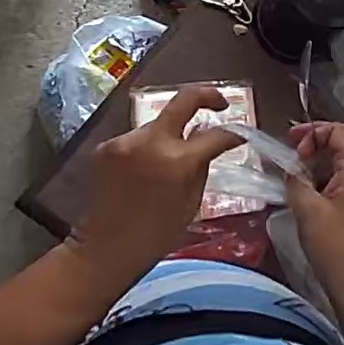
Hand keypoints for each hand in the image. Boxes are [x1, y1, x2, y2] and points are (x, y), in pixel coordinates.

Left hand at [73, 86, 241, 279]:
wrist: (105, 249)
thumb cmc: (155, 236)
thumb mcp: (191, 204)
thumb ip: (202, 166)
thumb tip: (208, 141)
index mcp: (177, 161)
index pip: (214, 135)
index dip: (231, 134)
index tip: (238, 134)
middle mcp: (151, 141)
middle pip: (183, 99)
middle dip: (207, 95)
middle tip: (220, 103)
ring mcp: (125, 140)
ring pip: (157, 126)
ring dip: (168, 136)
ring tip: (168, 162)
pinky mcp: (107, 145)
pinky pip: (136, 139)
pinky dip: (146, 149)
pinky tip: (143, 172)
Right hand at [284, 122, 343, 299]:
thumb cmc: (334, 245)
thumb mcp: (307, 209)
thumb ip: (295, 181)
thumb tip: (290, 171)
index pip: (339, 131)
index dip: (315, 131)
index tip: (293, 146)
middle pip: (339, 143)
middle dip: (313, 142)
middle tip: (290, 153)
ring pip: (335, 163)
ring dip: (313, 163)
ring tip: (291, 174)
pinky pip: (333, 182)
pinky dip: (316, 180)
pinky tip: (299, 193)